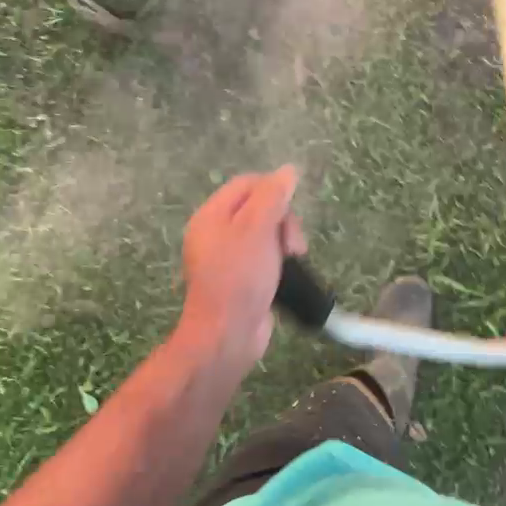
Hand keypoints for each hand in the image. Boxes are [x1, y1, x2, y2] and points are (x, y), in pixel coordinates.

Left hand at [176, 166, 307, 371]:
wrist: (227, 335)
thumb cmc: (239, 276)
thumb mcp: (257, 228)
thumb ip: (273, 196)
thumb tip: (289, 170)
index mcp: (211, 216)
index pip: (247, 184)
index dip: (274, 190)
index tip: (291, 212)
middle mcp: (217, 233)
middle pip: (260, 207)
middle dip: (283, 221)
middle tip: (293, 245)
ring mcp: (229, 258)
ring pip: (267, 233)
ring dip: (285, 242)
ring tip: (294, 260)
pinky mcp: (242, 279)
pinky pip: (266, 257)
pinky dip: (280, 261)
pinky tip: (287, 274)